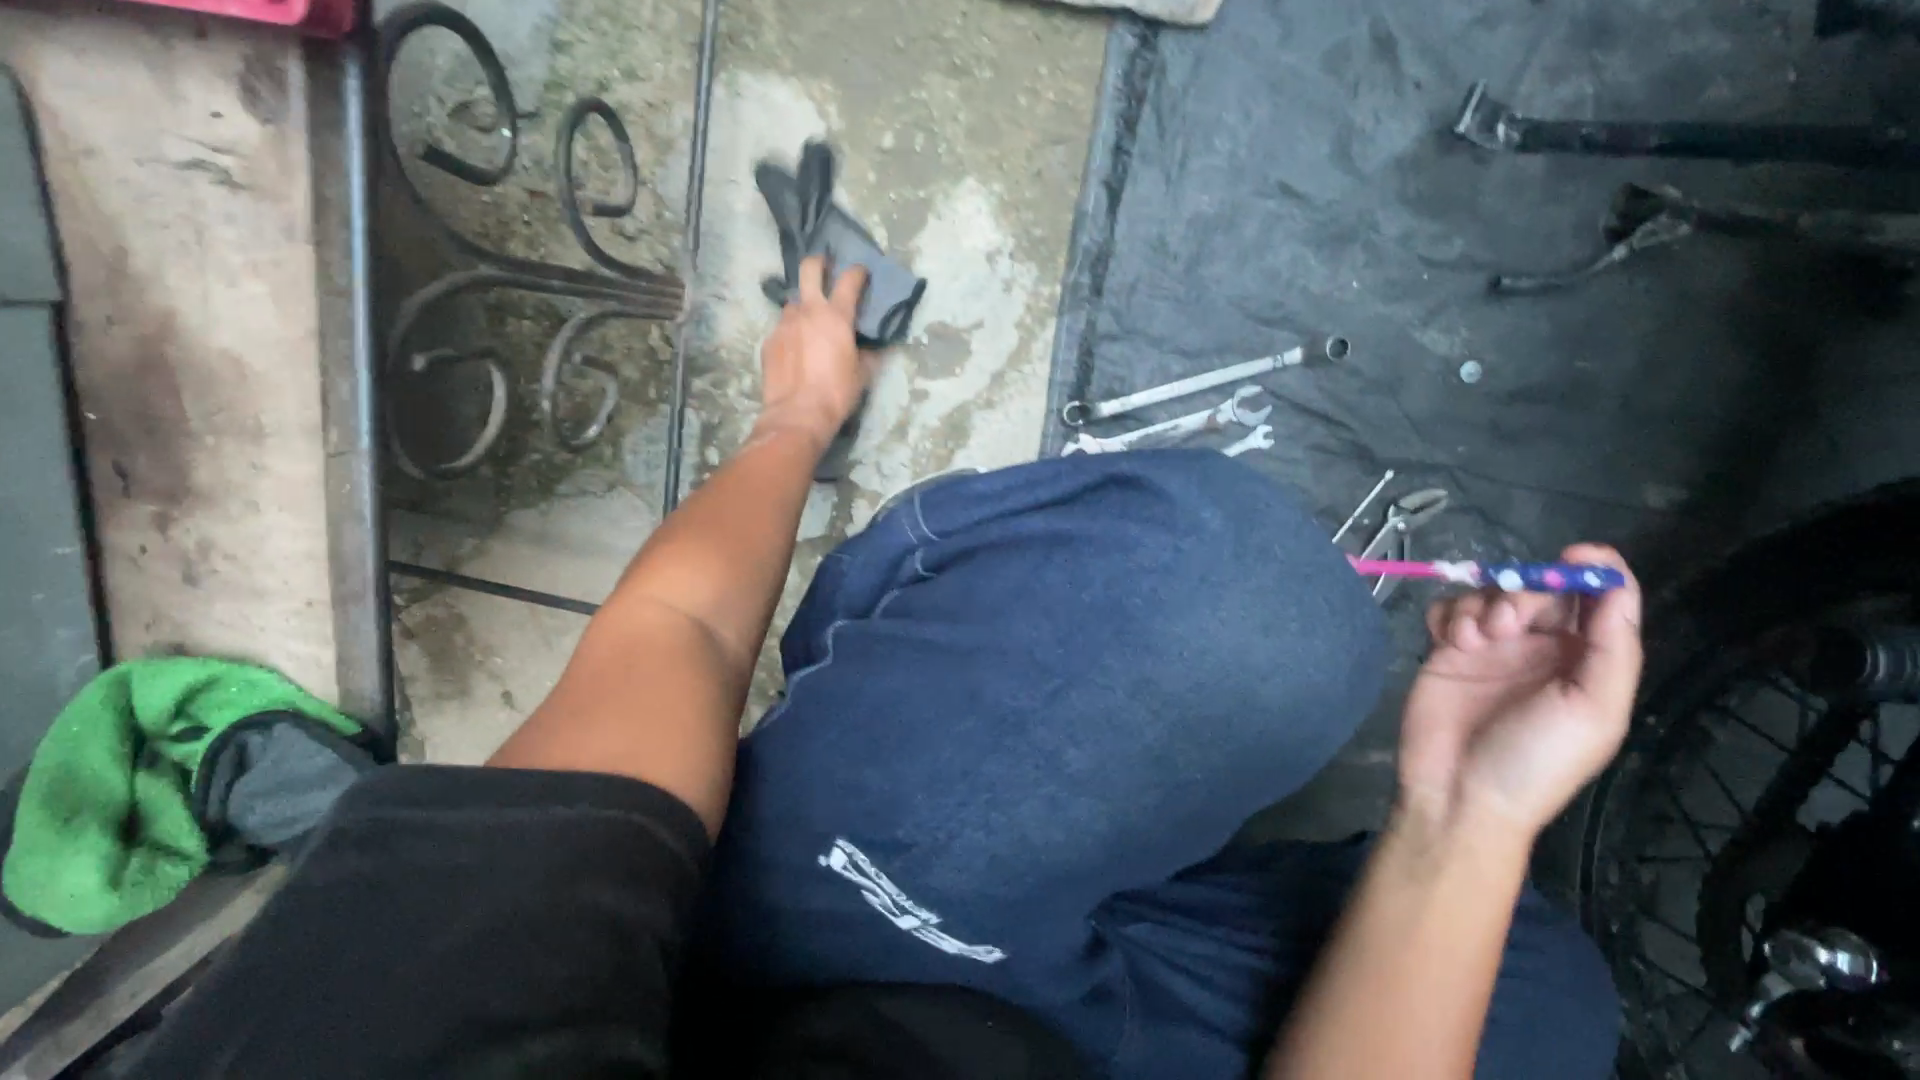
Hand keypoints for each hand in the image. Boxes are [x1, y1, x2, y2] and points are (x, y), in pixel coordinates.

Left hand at [756, 256, 870, 452]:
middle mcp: (807, 311)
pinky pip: (782, 328)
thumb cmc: (836, 393)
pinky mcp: (769, 340)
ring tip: (808, 324)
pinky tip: (795, 350)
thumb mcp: (862, 375)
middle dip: (819, 263)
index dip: (857, 272)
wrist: (797, 414)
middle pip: (809, 269)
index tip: (862, 272)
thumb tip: (874, 347)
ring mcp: (784, 324)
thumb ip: (869, 354)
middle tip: (824, 268)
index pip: (849, 280)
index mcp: (836, 317)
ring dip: (803, 307)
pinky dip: (791, 332)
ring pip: (793, 303)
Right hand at [1398, 544, 1642, 837]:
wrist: (1460, 793)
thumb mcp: (1594, 711)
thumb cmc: (1536, 759)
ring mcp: (1491, 648)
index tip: (1573, 555)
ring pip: (1491, 593)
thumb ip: (1612, 649)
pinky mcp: (1446, 651)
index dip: (1593, 570)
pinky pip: (1449, 608)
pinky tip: (1451, 641)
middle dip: (1526, 592)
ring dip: (1484, 605)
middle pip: (1540, 589)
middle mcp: (1542, 648)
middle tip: (1509, 623)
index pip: (1599, 600)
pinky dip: (1450, 614)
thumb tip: (1617, 587)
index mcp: (1588, 662)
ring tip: (1476, 639)